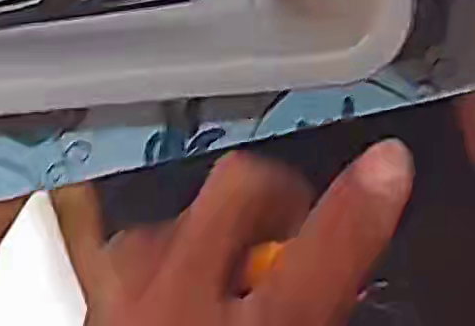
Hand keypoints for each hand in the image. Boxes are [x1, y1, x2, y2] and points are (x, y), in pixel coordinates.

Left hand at [81, 139, 412, 325]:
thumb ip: (314, 317)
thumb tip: (334, 302)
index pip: (321, 260)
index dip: (361, 206)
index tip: (390, 164)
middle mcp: (178, 305)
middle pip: (239, 190)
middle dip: (276, 193)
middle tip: (293, 221)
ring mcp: (121, 295)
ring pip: (179, 214)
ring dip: (206, 235)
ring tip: (219, 279)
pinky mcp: (83, 297)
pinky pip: (118, 246)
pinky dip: (146, 259)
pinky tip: (151, 292)